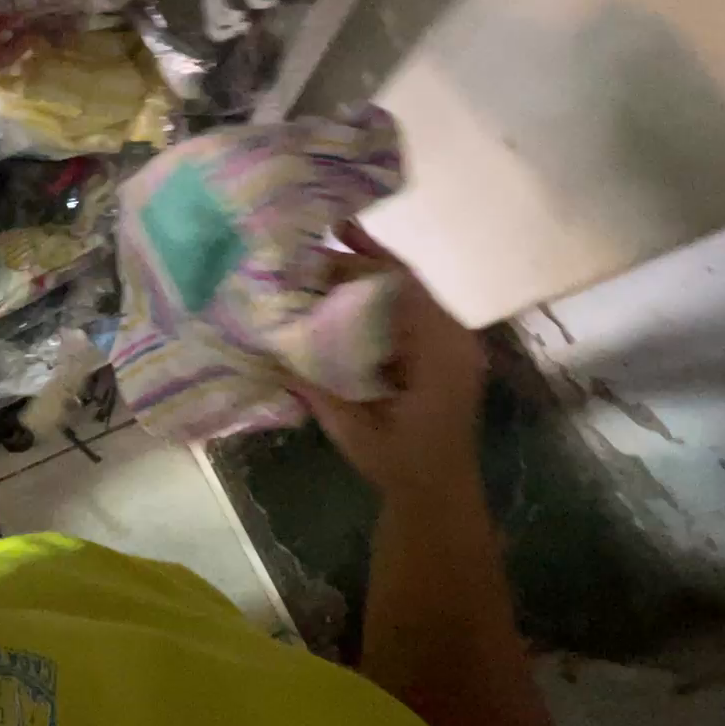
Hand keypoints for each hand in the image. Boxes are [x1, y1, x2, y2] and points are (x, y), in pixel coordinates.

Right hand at [301, 223, 485, 502]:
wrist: (437, 495)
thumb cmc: (398, 462)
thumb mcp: (352, 425)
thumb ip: (315, 386)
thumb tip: (271, 346)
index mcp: (440, 350)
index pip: (404, 285)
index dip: (369, 255)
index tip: (335, 230)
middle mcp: (452, 339)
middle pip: (404, 283)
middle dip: (358, 264)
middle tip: (310, 254)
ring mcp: (449, 346)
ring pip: (406, 296)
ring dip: (365, 279)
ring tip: (320, 264)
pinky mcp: (438, 355)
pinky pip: (408, 314)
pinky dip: (375, 300)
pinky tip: (340, 299)